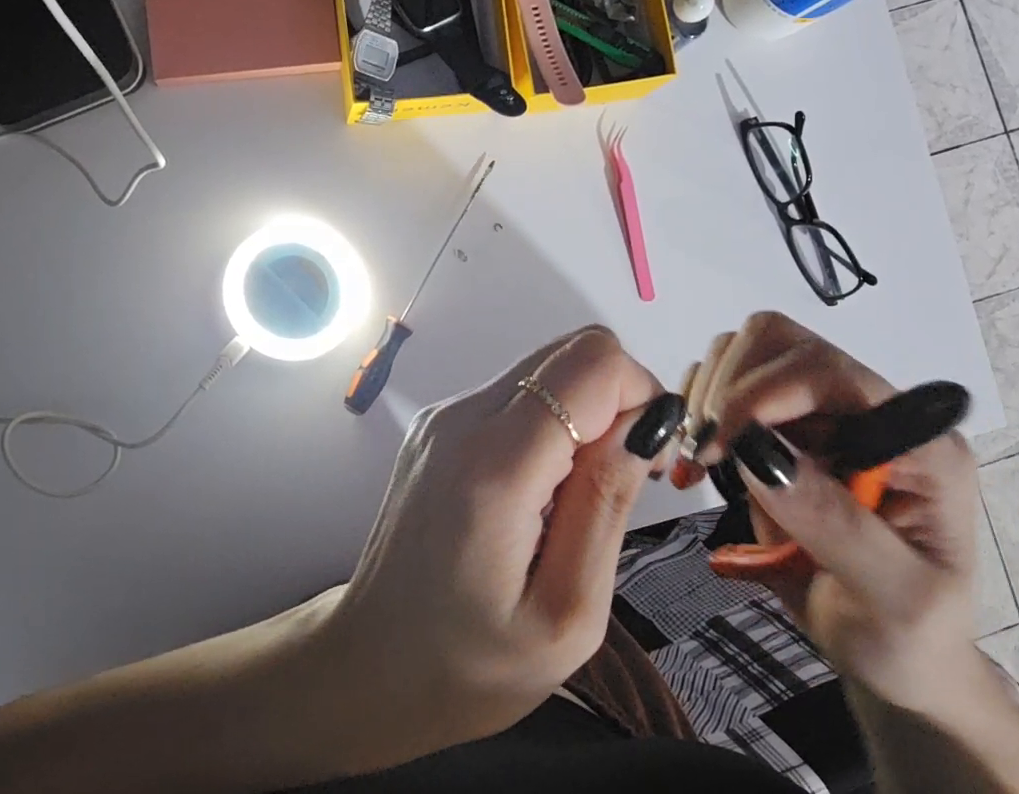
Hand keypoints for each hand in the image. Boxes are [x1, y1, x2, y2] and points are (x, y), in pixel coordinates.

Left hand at [323, 327, 675, 757]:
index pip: (591, 363)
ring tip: (572, 502)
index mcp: (494, 466)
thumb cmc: (470, 665)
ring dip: (582, 417)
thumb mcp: (568, 613)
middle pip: (570, 353)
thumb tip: (646, 421)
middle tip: (614, 485)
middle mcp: (460, 420)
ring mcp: (441, 419)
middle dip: (617, 403)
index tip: (644, 465)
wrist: (372, 665)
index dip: (641, 397)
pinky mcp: (436, 428)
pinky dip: (548, 427)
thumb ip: (606, 504)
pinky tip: (539, 496)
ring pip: (544, 369)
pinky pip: (515, 395)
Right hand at [678, 312, 984, 713]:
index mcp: (913, 439)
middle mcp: (865, 411)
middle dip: (726, 389)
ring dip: (706, 401)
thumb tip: (754, 449)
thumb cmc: (906, 635)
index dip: (760, 392)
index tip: (718, 448)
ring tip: (700, 464)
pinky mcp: (779, 433)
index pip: (827, 370)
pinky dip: (695, 416)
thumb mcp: (891, 594)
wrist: (893, 659)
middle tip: (704, 455)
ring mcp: (819, 418)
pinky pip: (720, 389)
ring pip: (741, 355)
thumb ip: (832, 520)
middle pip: (777, 341)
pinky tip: (697, 464)